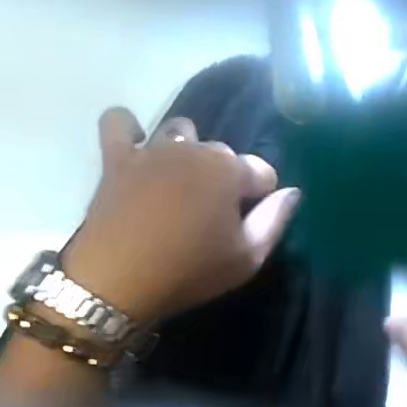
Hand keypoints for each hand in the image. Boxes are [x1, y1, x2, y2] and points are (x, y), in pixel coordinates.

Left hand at [61, 108, 300, 322]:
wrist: (114, 283)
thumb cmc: (189, 271)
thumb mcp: (248, 258)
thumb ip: (276, 219)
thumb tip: (292, 192)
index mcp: (230, 170)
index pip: (263, 171)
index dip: (260, 198)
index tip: (244, 225)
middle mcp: (195, 149)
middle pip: (224, 153)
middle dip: (226, 177)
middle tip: (211, 217)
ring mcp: (153, 150)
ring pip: (181, 132)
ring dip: (188, 150)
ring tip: (181, 184)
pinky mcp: (117, 159)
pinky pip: (118, 123)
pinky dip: (128, 128)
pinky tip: (136, 145)